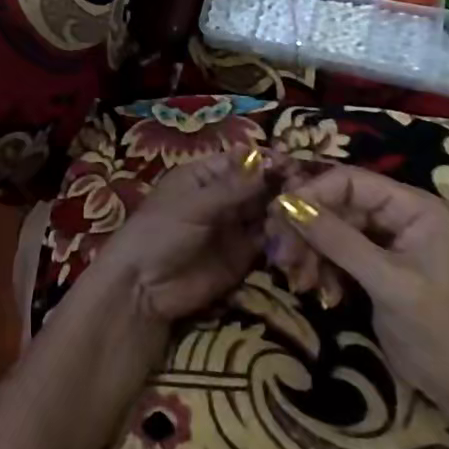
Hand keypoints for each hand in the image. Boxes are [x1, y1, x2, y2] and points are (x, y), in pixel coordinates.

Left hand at [98, 148, 285, 323]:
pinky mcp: (244, 254)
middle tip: (305, 193)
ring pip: (269, 211)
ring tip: (301, 216)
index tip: (293, 166)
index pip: (242, 161)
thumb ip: (232, 188)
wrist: (143, 287)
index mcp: (202, 176)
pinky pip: (270, 240)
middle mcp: (222, 197)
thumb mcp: (193, 206)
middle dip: (283, 187)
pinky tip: (295, 237)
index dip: (267, 162)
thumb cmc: (158, 234)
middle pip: (261, 185)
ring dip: (285, 212)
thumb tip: (268, 162)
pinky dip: (284, 237)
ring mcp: (234, 225)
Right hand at [267, 165, 448, 417]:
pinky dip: (320, 269)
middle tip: (281, 255)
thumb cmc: (442, 330)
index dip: (312, 194)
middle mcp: (403, 218)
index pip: (351, 180)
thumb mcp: (388, 283)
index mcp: (418, 210)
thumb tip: (286, 204)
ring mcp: (390, 244)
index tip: (278, 218)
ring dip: (309, 253)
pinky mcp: (377, 268)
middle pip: (336, 205)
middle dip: (306, 229)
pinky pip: (336, 254)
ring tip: (299, 280)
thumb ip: (338, 240)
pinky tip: (316, 291)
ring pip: (331, 230)